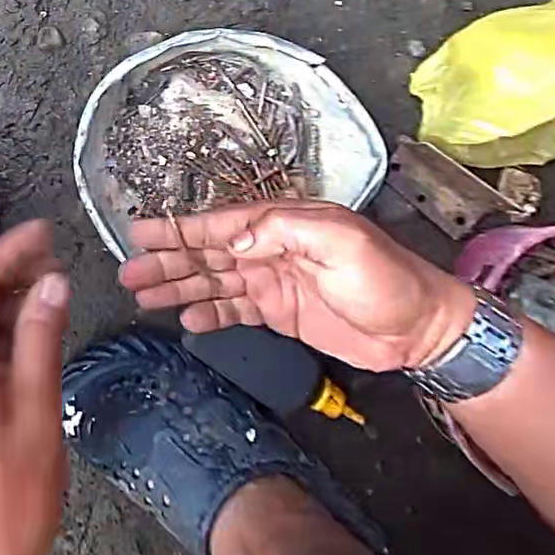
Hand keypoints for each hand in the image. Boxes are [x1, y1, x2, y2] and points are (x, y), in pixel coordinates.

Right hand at [119, 201, 474, 371]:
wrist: (424, 329)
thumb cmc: (386, 277)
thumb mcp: (340, 240)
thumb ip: (283, 230)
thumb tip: (234, 236)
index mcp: (277, 225)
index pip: (217, 226)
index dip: (177, 230)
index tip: (141, 231)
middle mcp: (266, 250)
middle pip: (205, 255)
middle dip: (166, 261)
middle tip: (130, 271)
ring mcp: (269, 281)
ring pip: (211, 282)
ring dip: (177, 287)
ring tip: (143, 294)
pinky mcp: (276, 312)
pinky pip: (232, 311)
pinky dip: (207, 314)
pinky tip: (185, 318)